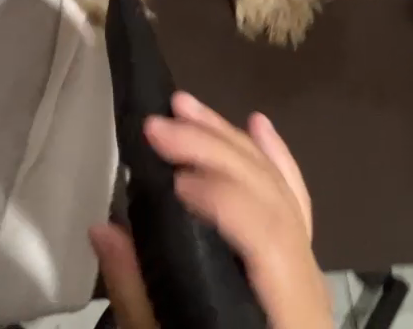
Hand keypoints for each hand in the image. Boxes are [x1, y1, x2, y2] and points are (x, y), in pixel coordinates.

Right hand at [89, 93, 333, 328]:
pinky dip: (274, 160)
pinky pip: (294, 206)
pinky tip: (257, 123)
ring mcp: (308, 276)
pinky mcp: (297, 269)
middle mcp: (308, 290)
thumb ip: (139, 299)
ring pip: (281, 192)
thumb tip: (103, 228)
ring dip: (230, 141)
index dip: (224, 197)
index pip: (269, 240)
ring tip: (184, 105)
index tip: (168, 175)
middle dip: (214, 151)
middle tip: (157, 124)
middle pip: (273, 201)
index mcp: (286, 317)